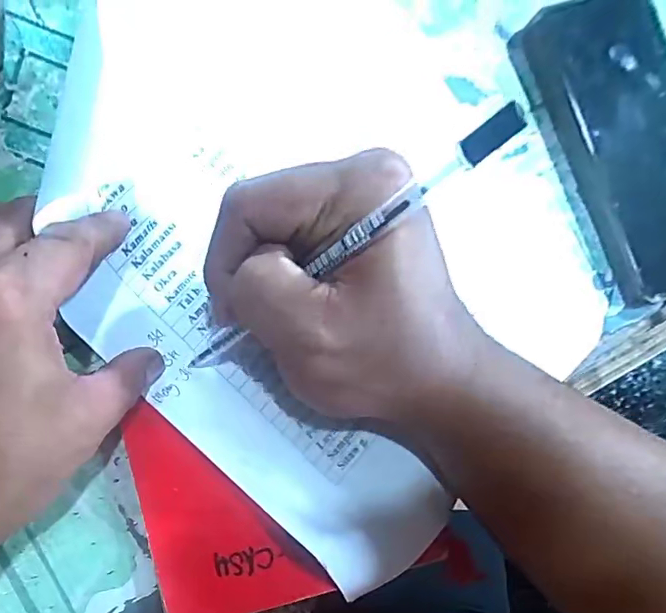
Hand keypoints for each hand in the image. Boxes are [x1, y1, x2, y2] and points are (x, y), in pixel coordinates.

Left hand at [0, 196, 161, 590]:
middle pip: (15, 222)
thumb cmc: (10, 467)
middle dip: (55, 222)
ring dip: (0, 216)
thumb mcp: (85, 423)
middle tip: (83, 239)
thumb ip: (125, 378)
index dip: (100, 231)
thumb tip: (152, 357)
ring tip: (26, 236)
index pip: (66, 245)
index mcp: (13, 299)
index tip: (122, 224)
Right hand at [204, 149, 510, 425]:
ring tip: (290, 322)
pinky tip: (307, 311)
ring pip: (273, 231)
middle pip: (260, 213)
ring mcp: (363, 196)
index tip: (235, 319)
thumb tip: (239, 273)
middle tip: (263, 326)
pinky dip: (287, 282)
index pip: (246, 205)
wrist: (440, 385)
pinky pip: (295, 243)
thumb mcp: (306, 334)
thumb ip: (255, 288)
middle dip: (249, 273)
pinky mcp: (360, 222)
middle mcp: (362, 173)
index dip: (225, 263)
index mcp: (356, 186)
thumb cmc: (381, 365)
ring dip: (268, 282)